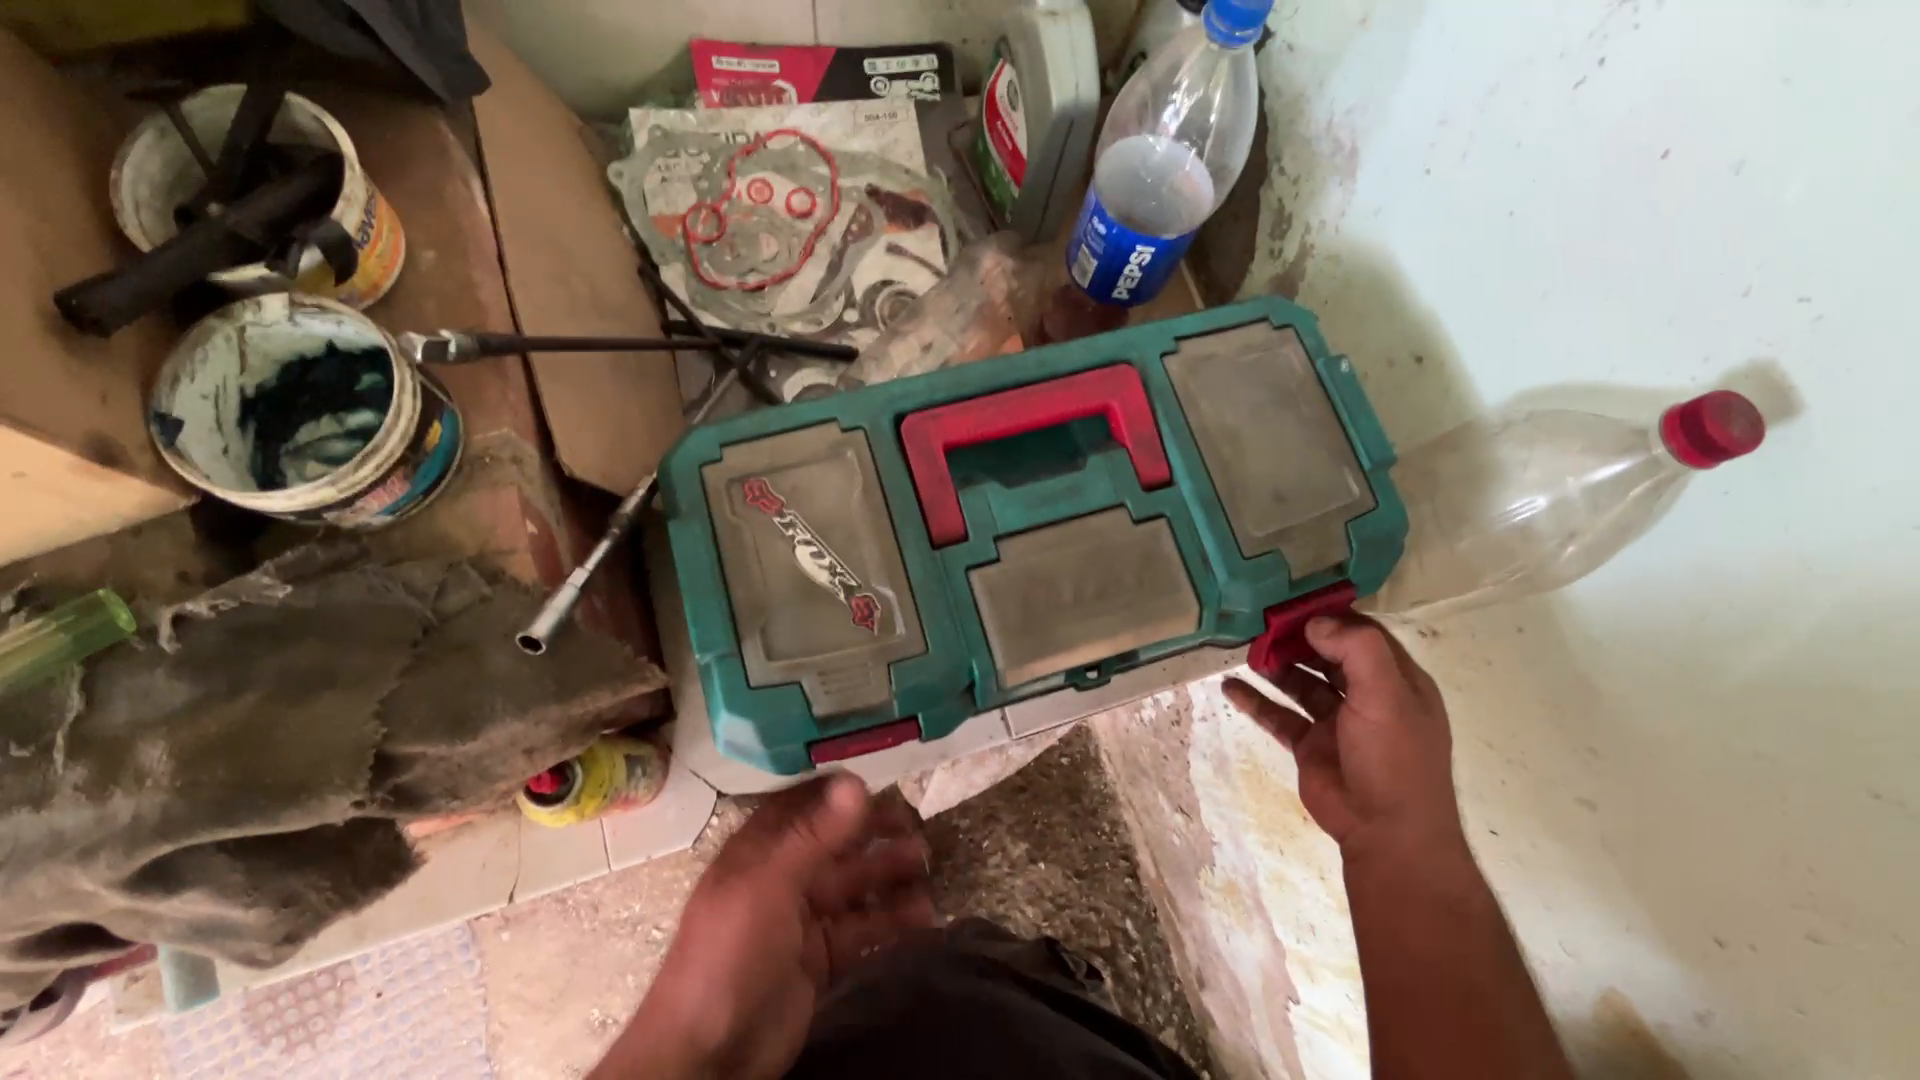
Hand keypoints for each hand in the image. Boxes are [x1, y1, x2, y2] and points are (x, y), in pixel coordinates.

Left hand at [596, 774, 935, 1079]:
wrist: (710, 1050)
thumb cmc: (730, 951)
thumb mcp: (769, 883)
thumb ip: (815, 834)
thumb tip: (856, 782)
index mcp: (760, 851)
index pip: (802, 806)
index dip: (838, 793)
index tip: (882, 782)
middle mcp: (783, 878)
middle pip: (836, 845)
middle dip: (874, 833)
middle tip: (916, 825)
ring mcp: (803, 921)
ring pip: (854, 886)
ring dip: (889, 873)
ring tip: (927, 863)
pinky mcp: (822, 960)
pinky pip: (864, 930)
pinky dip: (893, 921)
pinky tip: (926, 915)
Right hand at [1223, 614, 1465, 862]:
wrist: (1387, 832)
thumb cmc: (1395, 757)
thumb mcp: (1387, 694)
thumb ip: (1356, 650)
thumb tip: (1315, 622)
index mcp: (1397, 681)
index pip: (1363, 635)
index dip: (1332, 617)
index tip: (1295, 603)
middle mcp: (1368, 697)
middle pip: (1328, 655)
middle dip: (1298, 638)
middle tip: (1262, 622)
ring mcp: (1336, 723)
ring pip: (1301, 683)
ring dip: (1276, 666)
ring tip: (1246, 649)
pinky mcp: (1310, 746)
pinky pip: (1278, 715)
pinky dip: (1255, 700)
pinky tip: (1230, 687)